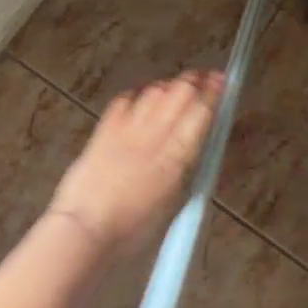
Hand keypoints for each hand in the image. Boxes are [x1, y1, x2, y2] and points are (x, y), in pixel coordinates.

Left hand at [47, 70, 223, 252]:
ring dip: (168, 86)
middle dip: (193, 81)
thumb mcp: (172, 204)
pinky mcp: (104, 130)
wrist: (85, 228)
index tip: (221, 80)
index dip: (213, 93)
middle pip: (179, 93)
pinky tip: (140, 98)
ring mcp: (127, 129)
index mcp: (176, 156)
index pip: (201, 112)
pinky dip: (136, 95)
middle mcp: (154, 135)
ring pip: (153, 92)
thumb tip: (191, 151)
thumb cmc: (133, 230)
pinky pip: (124, 100)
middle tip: (202, 78)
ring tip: (174, 88)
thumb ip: (184, 171)